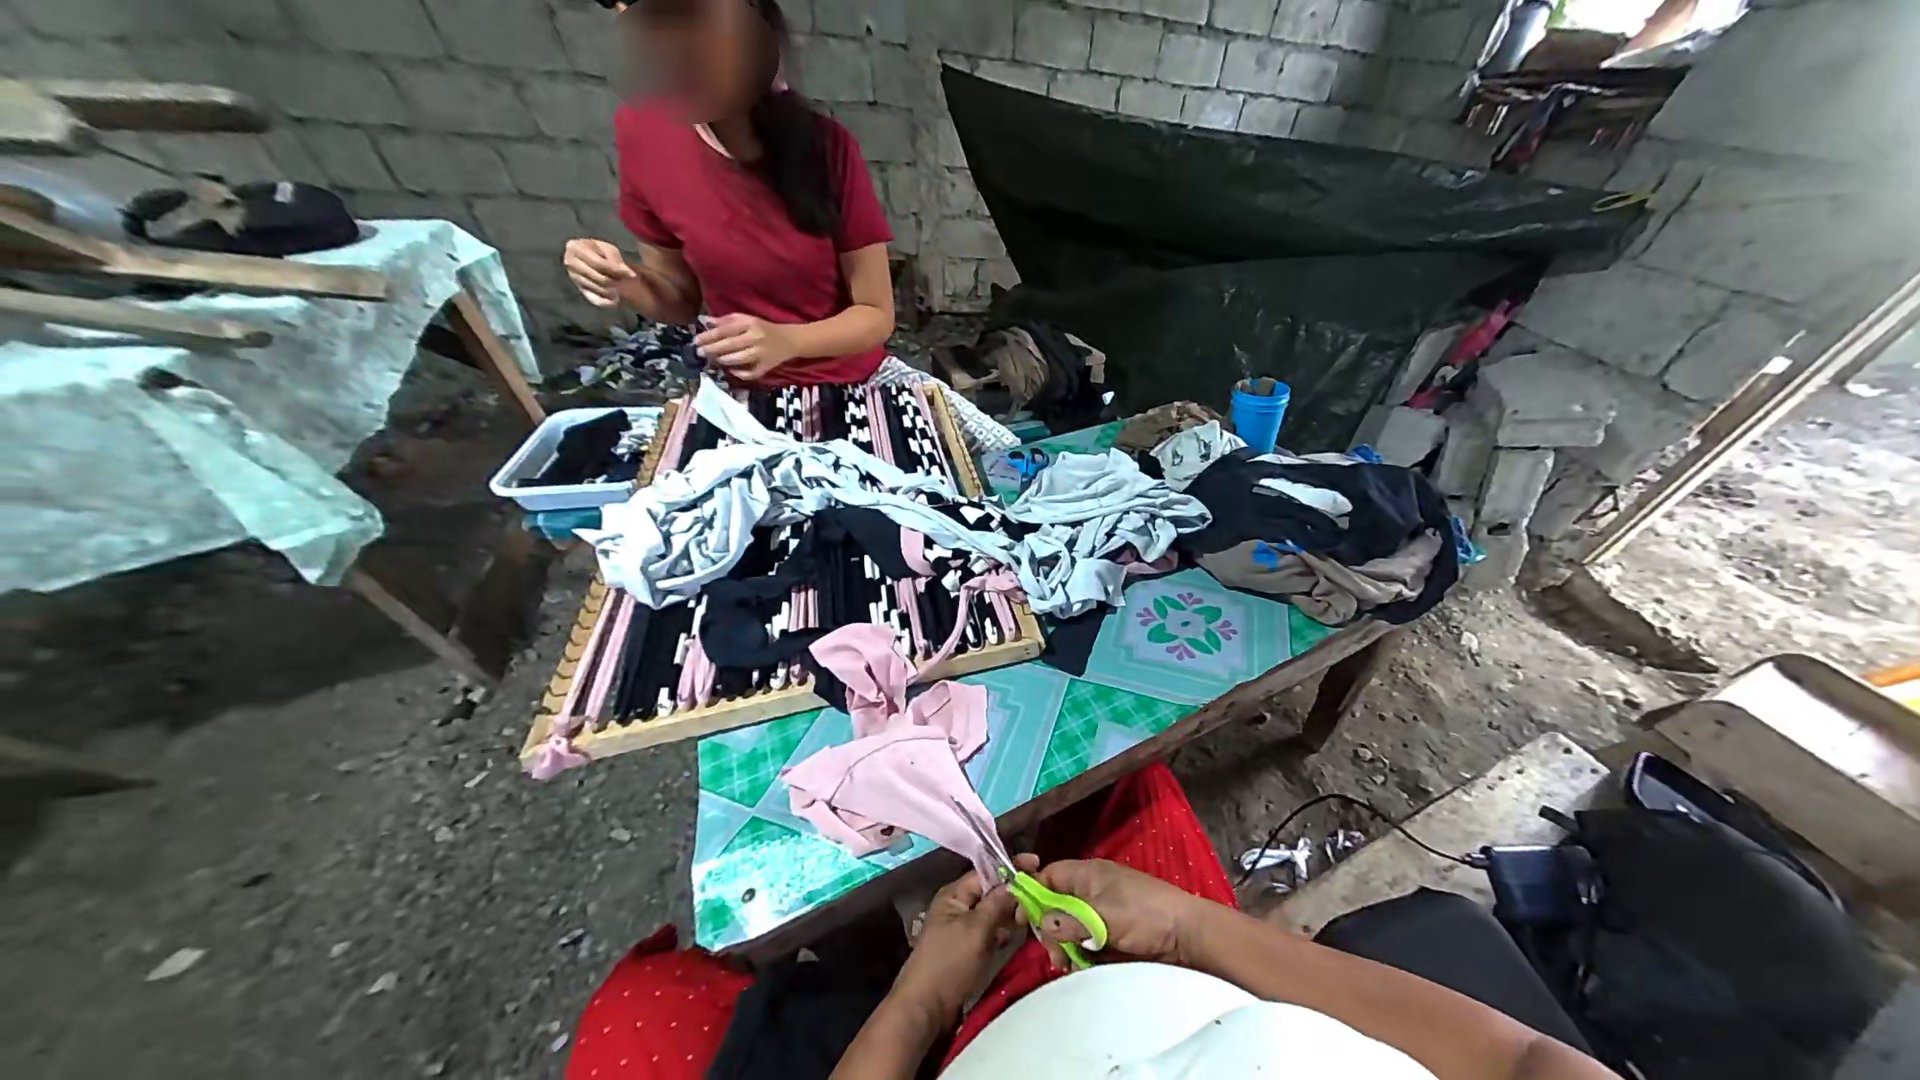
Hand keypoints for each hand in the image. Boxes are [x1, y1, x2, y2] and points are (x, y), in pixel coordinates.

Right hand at [563, 238, 634, 307]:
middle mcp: (571, 264)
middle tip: (626, 281)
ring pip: (601, 290)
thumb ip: (615, 260)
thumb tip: (626, 272)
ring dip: (616, 291)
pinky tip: (618, 299)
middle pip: (601, 279)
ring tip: (622, 286)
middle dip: (617, 282)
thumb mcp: (608, 249)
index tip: (633, 275)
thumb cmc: (599, 252)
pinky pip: (598, 301)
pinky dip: (610, 302)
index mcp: (576, 248)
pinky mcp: (581, 291)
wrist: (587, 258)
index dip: (617, 270)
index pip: (599, 264)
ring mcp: (575, 279)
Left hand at [696, 313, 801, 380]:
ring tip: (713, 360)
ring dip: (723, 360)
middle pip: (729, 345)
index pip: (725, 330)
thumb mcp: (747, 320)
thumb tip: (705, 322)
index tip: (696, 341)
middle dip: (712, 350)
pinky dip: (739, 373)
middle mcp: (756, 338)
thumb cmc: (764, 328)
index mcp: (750, 323)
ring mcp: (762, 354)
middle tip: (699, 353)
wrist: (790, 340)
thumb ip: (727, 321)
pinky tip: (731, 370)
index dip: (709, 336)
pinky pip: (750, 373)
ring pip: (738, 359)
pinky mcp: (767, 367)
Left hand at [890, 860, 1029, 1028]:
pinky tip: (1021, 933)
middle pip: (991, 892)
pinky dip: (1005, 931)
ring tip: (1034, 914)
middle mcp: (959, 906)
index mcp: (955, 894)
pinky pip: (992, 932)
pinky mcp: (970, 948)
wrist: (927, 1007)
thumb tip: (1014, 882)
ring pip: (994, 913)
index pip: (986, 872)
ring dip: (1011, 913)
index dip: (1010, 868)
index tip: (1037, 863)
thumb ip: (996, 904)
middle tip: (1039, 896)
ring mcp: (964, 928)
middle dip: (1014, 892)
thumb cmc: (949, 962)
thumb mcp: (976, 929)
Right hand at [1018, 858, 1211, 969]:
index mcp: (1087, 874)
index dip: (1032, 894)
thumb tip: (1041, 923)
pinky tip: (1084, 968)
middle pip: (1056, 905)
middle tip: (1056, 956)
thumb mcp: (1103, 916)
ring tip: (1070, 965)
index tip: (1023, 921)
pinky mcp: (1113, 933)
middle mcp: (1091, 890)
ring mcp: (1102, 912)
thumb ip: (1070, 920)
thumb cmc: (1144, 915)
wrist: (1188, 935)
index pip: (1048, 877)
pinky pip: (1086, 941)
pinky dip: (1082, 953)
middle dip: (1050, 929)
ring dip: (1066, 946)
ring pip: (1070, 927)